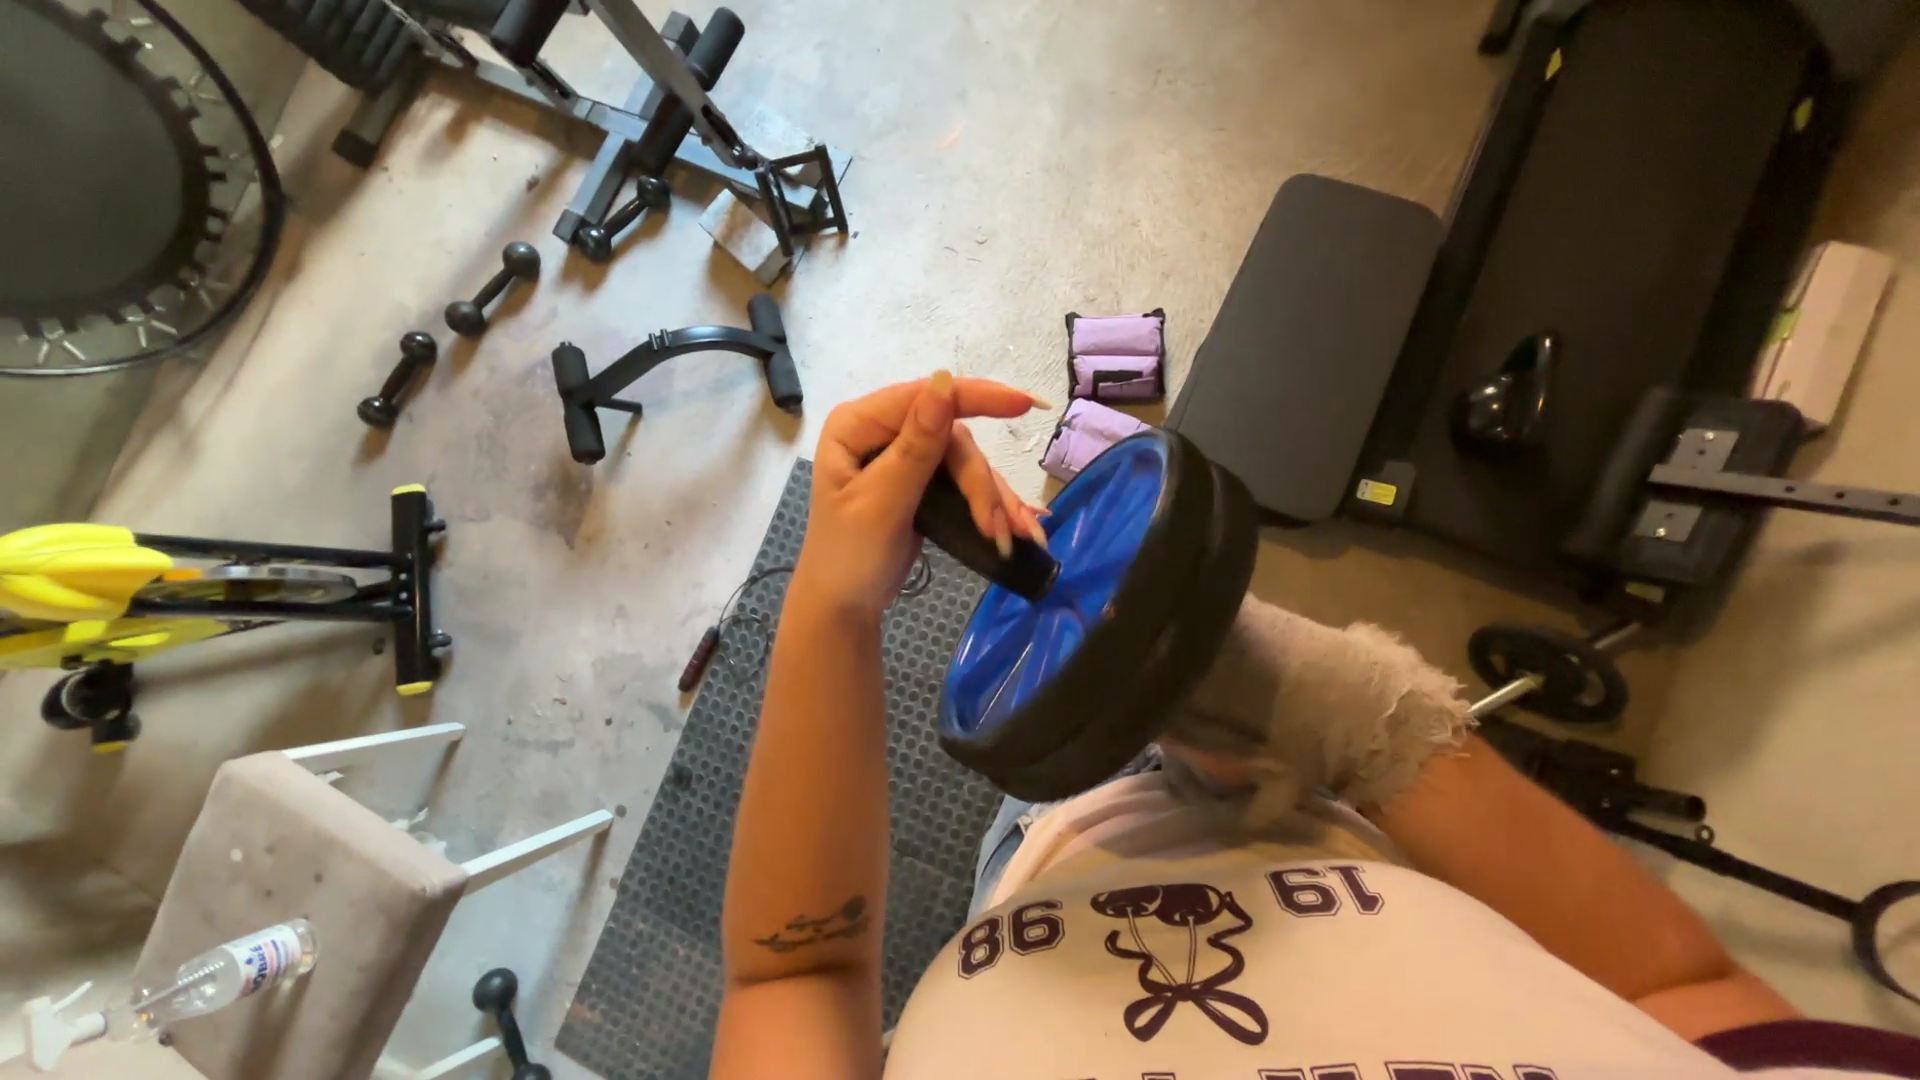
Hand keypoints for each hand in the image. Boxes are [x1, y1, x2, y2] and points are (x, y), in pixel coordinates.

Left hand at [793, 372, 1048, 620]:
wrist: (845, 606)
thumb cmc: (849, 556)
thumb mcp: (881, 503)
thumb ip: (915, 447)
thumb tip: (944, 380)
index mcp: (859, 425)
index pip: (925, 398)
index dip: (978, 398)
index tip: (1025, 406)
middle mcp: (883, 432)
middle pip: (954, 439)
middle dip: (981, 486)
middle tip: (999, 531)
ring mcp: (906, 457)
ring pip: (966, 463)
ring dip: (994, 501)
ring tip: (1017, 539)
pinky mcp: (924, 482)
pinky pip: (966, 484)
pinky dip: (991, 507)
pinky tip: (1020, 527)